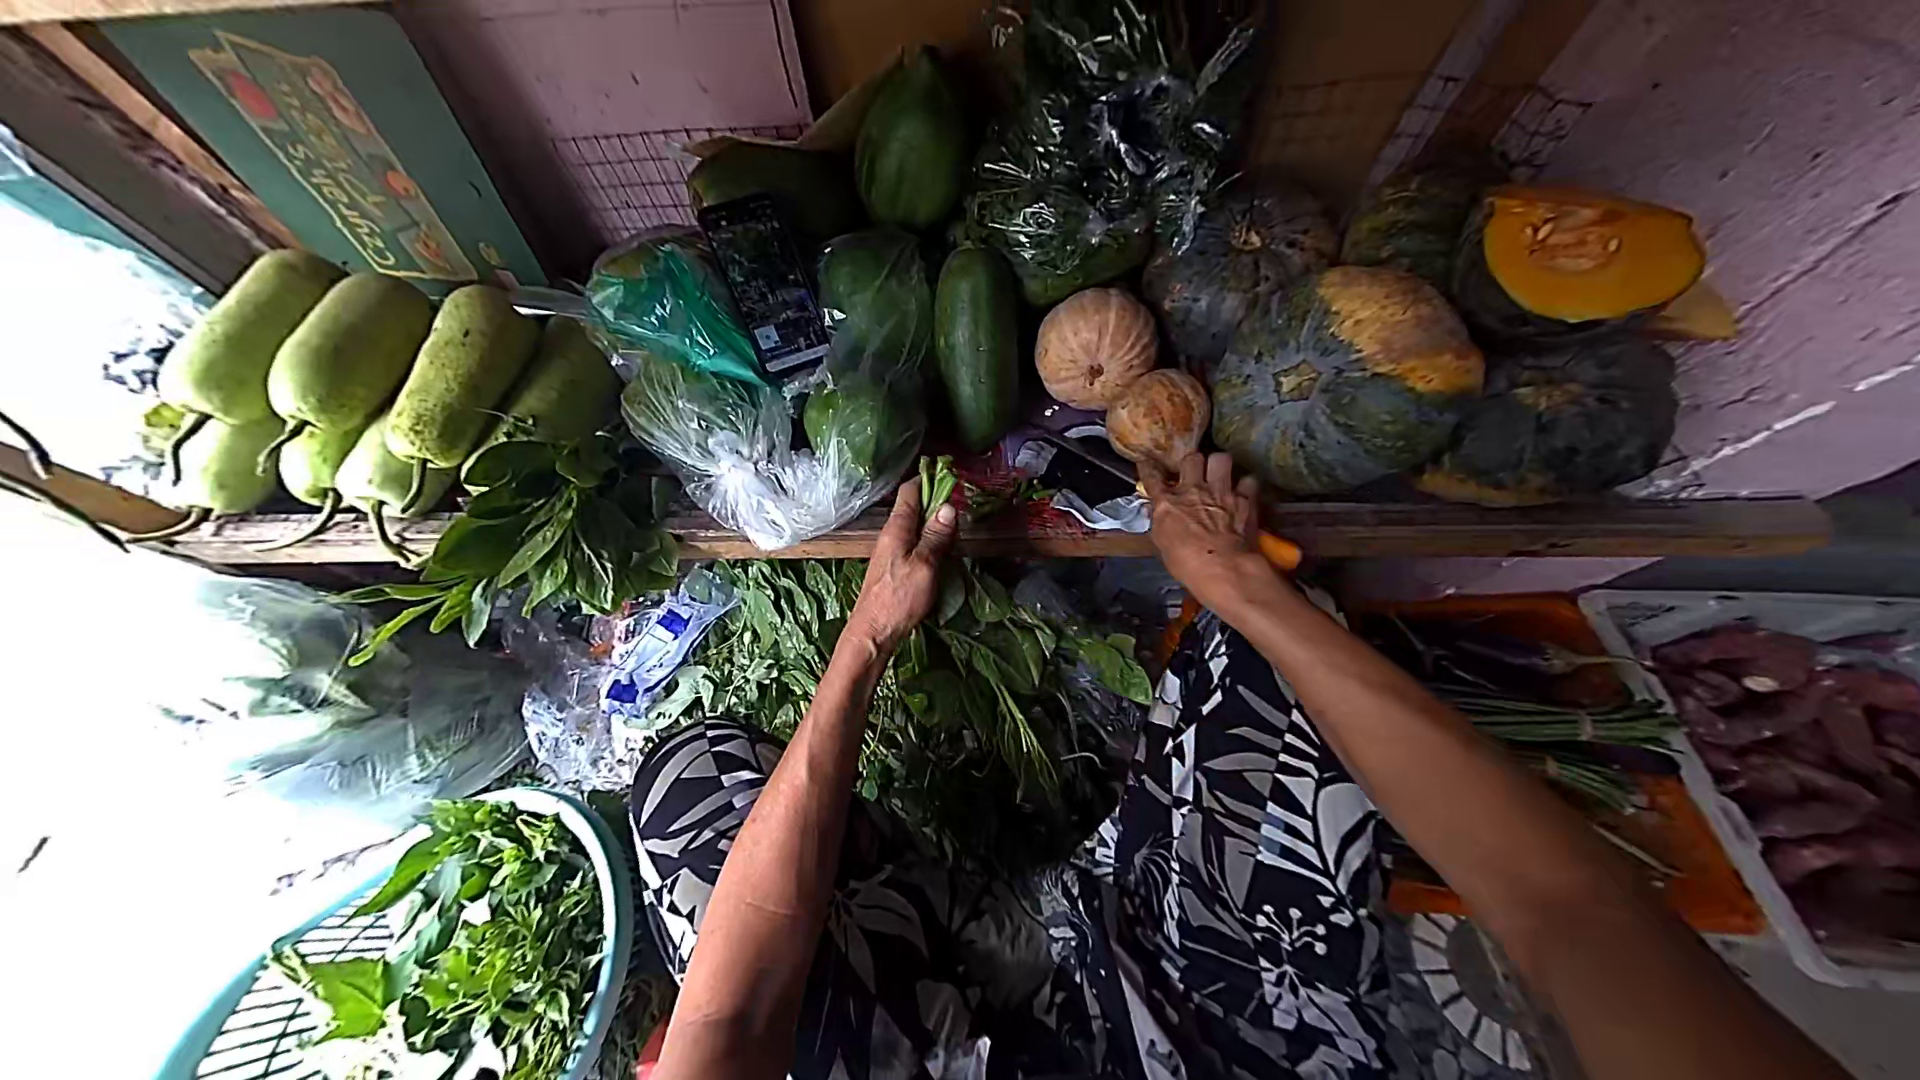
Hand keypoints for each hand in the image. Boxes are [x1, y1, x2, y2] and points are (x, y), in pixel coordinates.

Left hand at [845, 480, 958, 652]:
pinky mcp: (893, 566)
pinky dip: (928, 536)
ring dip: (932, 518)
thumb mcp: (924, 565)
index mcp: (897, 529)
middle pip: (912, 507)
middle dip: (934, 497)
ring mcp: (890, 551)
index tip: (948, 470)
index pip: (909, 491)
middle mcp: (890, 535)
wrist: (873, 632)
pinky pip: (913, 541)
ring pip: (913, 525)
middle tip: (960, 492)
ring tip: (955, 515)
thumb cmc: (898, 598)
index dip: (927, 478)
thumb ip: (935, 537)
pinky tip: (941, 544)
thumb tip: (947, 507)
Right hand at [1141, 452, 1284, 614]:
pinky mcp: (1245, 499)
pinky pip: (1248, 480)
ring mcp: (1221, 492)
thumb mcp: (1161, 543)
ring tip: (1219, 474)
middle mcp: (1193, 490)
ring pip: (1220, 459)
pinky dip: (1246, 484)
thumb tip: (1159, 512)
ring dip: (1219, 465)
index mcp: (1167, 502)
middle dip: (1193, 462)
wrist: (1222, 567)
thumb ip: (1160, 521)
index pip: (1152, 476)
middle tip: (1194, 471)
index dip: (1148, 467)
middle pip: (1191, 458)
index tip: (1148, 464)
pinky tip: (1243, 492)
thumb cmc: (1187, 563)